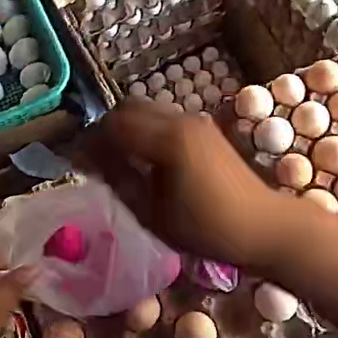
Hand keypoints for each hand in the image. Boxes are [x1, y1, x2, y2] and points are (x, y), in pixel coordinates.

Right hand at [78, 99, 288, 268]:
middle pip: (128, 108)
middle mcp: (182, 120)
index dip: (88, 142)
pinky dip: (147, 132)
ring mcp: (197, 122)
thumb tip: (90, 159)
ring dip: (128, 129)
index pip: (112, 125)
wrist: (264, 227)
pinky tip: (145, 162)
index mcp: (168, 139)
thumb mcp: (154, 213)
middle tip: (94, 161)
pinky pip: (165, 120)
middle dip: (106, 130)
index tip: (74, 163)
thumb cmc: (208, 229)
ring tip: (117, 164)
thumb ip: (119, 180)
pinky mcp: (206, 131)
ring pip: (148, 111)